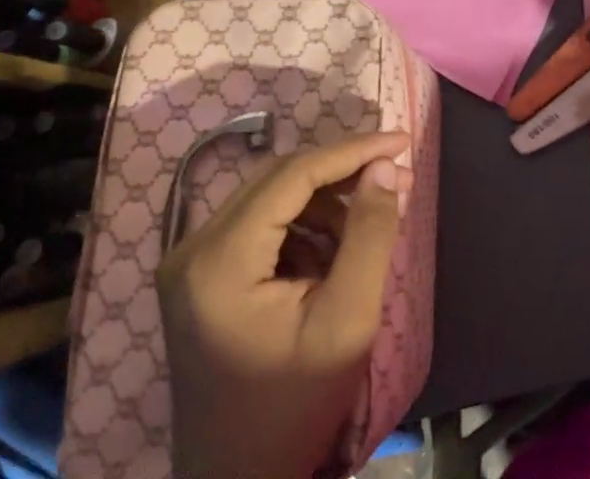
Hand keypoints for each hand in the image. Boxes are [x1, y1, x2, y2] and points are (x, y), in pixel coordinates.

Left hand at [159, 132, 408, 478]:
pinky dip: (300, 229)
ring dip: (321, 204)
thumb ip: (370, 237)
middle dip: (338, 176)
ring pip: (267, 200)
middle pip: (275, 182)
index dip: (351, 152)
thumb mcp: (348, 320)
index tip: (403, 144)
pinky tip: (328, 258)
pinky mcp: (197, 279)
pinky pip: (257, 228)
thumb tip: (385, 169)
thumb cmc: (295, 406)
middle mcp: (190, 248)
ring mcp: (187, 263)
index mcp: (218, 259)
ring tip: (362, 233)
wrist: (237, 478)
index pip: (291, 176)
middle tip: (392, 180)